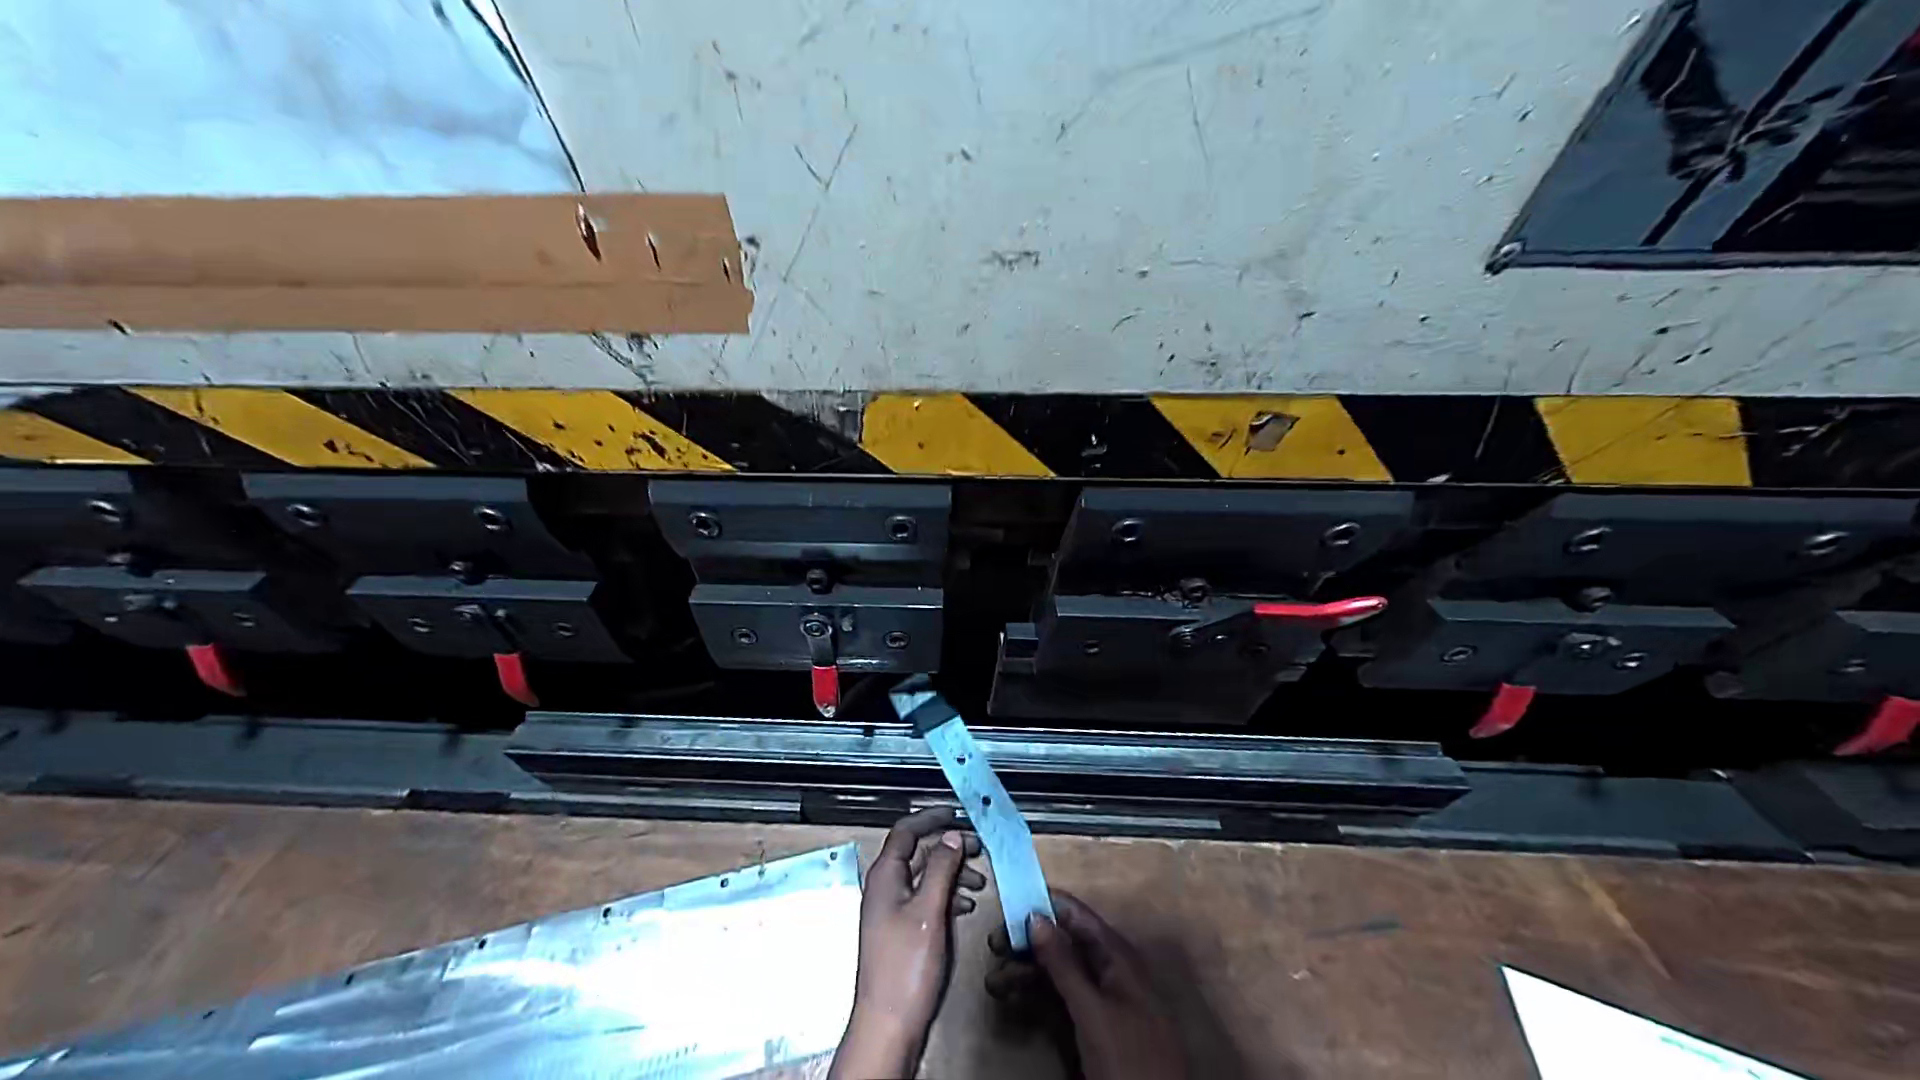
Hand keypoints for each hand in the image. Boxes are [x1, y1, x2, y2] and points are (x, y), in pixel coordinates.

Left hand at [830, 808, 985, 1078]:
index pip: (906, 831)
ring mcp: (893, 909)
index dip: (930, 818)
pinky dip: (947, 895)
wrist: (889, 1023)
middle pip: (918, 852)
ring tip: (978, 880)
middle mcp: (886, 887)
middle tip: (977, 847)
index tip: (955, 813)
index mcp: (885, 876)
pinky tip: (965, 905)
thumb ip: (941, 869)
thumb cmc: (905, 968)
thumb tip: (951, 837)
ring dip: (951, 873)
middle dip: (948, 847)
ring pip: (925, 876)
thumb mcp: (929, 910)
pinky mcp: (902, 929)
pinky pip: (926, 898)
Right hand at [988, 890, 1185, 1079]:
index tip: (1008, 904)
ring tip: (993, 982)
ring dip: (1026, 972)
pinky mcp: (1091, 1027)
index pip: (1076, 915)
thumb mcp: (1092, 1010)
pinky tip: (1011, 999)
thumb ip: (1063, 963)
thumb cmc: (1128, 1058)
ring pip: (1057, 972)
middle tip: (993, 946)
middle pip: (1063, 942)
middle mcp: (1107, 970)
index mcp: (1116, 956)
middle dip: (1028, 942)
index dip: (1044, 905)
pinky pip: (1059, 999)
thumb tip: (1035, 916)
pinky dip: (1035, 996)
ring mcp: (1099, 1000)